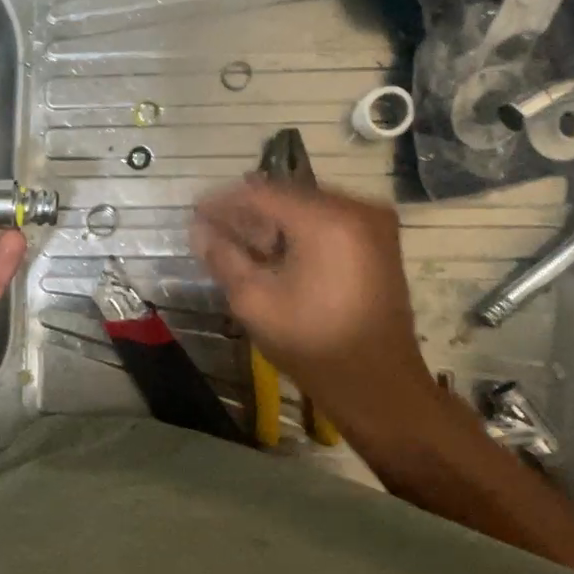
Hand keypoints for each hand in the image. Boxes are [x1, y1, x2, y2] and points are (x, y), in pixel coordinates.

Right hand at [191, 181, 431, 420]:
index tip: (194, 213)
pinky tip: (275, 251)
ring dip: (273, 221)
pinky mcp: (379, 242)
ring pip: (309, 207)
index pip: (262, 193)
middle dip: (248, 211)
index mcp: (325, 220)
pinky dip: (298, 230)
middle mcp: (356, 209)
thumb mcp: (254, 301)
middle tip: (213, 229)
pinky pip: (329, 221)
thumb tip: (199, 231)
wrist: (375, 380)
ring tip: (240, 242)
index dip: (224, 201)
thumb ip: (224, 258)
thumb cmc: (310, 342)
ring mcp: (374, 223)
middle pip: (288, 195)